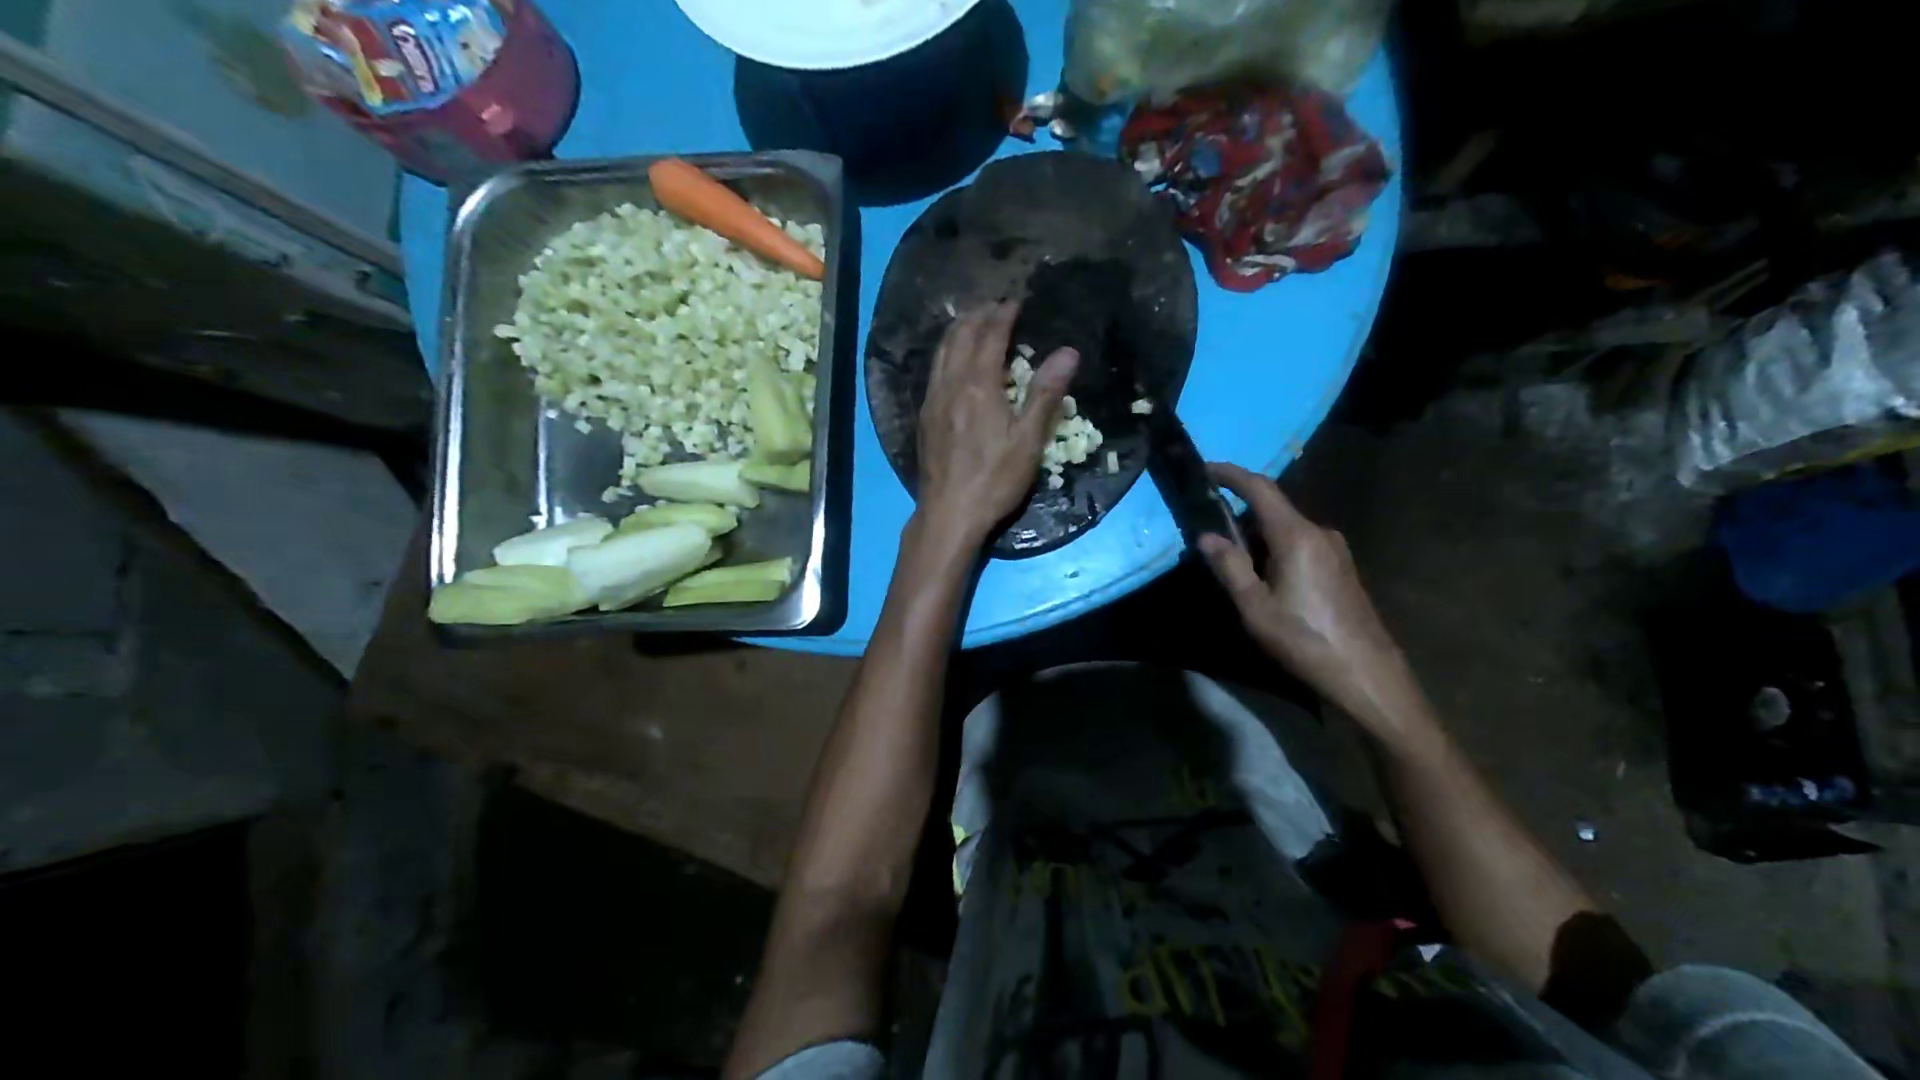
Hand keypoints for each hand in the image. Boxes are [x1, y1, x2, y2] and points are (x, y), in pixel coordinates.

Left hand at [916, 301, 1077, 542]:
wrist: (949, 513)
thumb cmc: (994, 479)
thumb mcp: (1028, 440)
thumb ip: (1046, 394)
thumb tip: (1068, 352)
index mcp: (978, 385)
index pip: (990, 337)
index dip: (1003, 316)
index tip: (1015, 302)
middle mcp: (950, 385)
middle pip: (960, 337)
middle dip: (977, 316)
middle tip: (994, 306)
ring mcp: (932, 401)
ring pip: (941, 353)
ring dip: (957, 332)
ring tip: (971, 323)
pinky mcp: (924, 418)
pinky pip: (934, 372)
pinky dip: (946, 354)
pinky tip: (952, 363)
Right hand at [1198, 463, 1426, 734]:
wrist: (1367, 674)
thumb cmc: (1305, 641)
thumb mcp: (1256, 608)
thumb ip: (1230, 567)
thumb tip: (1206, 535)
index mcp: (1296, 536)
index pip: (1260, 489)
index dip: (1231, 474)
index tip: (1205, 467)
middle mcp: (1319, 533)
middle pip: (1272, 510)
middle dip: (1238, 516)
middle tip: (1208, 536)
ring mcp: (1335, 549)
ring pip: (1285, 529)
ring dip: (1256, 538)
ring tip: (1233, 566)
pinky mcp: (1341, 567)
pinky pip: (1299, 544)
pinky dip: (1274, 549)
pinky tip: (1265, 580)